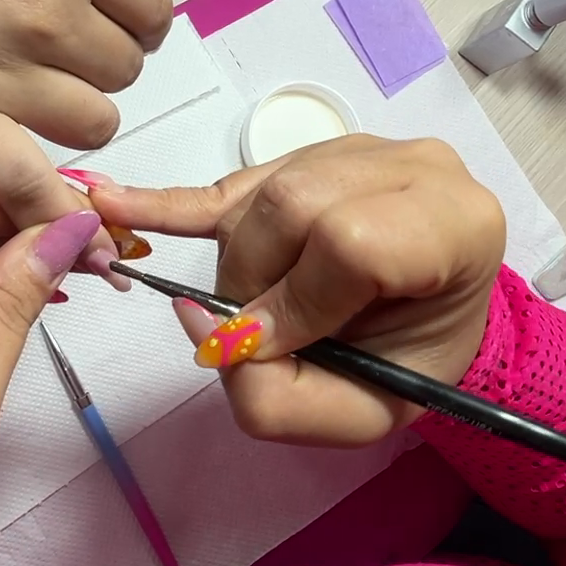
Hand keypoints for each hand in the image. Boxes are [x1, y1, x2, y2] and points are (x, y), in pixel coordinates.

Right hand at [0, 0, 175, 233]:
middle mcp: (43, 16)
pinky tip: (69, 221)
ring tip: (42, 89)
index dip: (137, 10)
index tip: (113, 11)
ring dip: (80, 110)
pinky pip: (22, 184)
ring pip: (92, 124)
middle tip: (66, 42)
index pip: (151, 5)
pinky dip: (52, 206)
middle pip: (125, 68)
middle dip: (106, 56)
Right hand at [86, 136, 505, 446]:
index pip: (350, 244)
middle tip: (260, 329)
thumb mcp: (365, 416)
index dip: (298, 302)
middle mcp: (410, 167)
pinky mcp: (300, 155)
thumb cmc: (407, 364)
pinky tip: (111, 201)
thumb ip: (277, 399)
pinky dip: (163, 203)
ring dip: (235, 263)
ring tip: (257, 299)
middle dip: (252, 285)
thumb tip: (200, 321)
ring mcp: (353, 149)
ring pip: (252, 199)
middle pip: (288, 211)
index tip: (273, 343)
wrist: (429, 315)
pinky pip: (223, 183)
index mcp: (454, 226)